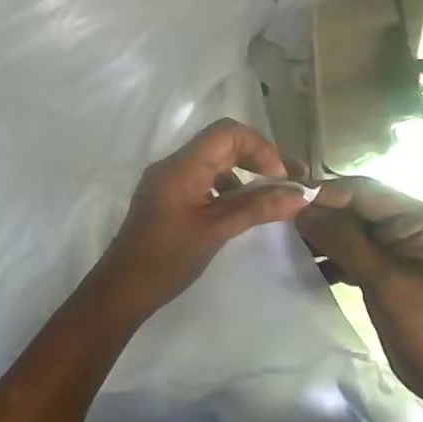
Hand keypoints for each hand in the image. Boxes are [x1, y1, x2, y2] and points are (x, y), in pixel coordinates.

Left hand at [84, 119, 312, 321]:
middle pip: (221, 143)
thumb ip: (256, 208)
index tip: (280, 179)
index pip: (227, 133)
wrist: (122, 289)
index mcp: (181, 167)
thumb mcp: (216, 232)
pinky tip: (241, 209)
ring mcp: (166, 181)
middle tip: (287, 183)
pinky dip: (226, 187)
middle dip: (257, 158)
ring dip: (243, 173)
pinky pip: (202, 179)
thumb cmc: (167, 260)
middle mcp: (172, 165)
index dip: (261, 148)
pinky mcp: (166, 197)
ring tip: (271, 198)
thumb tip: (300, 195)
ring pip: (213, 161)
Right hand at [295, 178, 422, 403]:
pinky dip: (335, 261)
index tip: (281, 207)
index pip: (364, 191)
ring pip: (356, 233)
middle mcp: (419, 228)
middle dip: (320, 217)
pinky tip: (307, 269)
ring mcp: (410, 252)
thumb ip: (344, 241)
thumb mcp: (386, 284)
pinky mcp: (399, 275)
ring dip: (324, 239)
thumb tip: (300, 209)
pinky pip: (361, 256)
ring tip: (286, 248)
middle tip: (277, 229)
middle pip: (359, 210)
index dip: (322, 195)